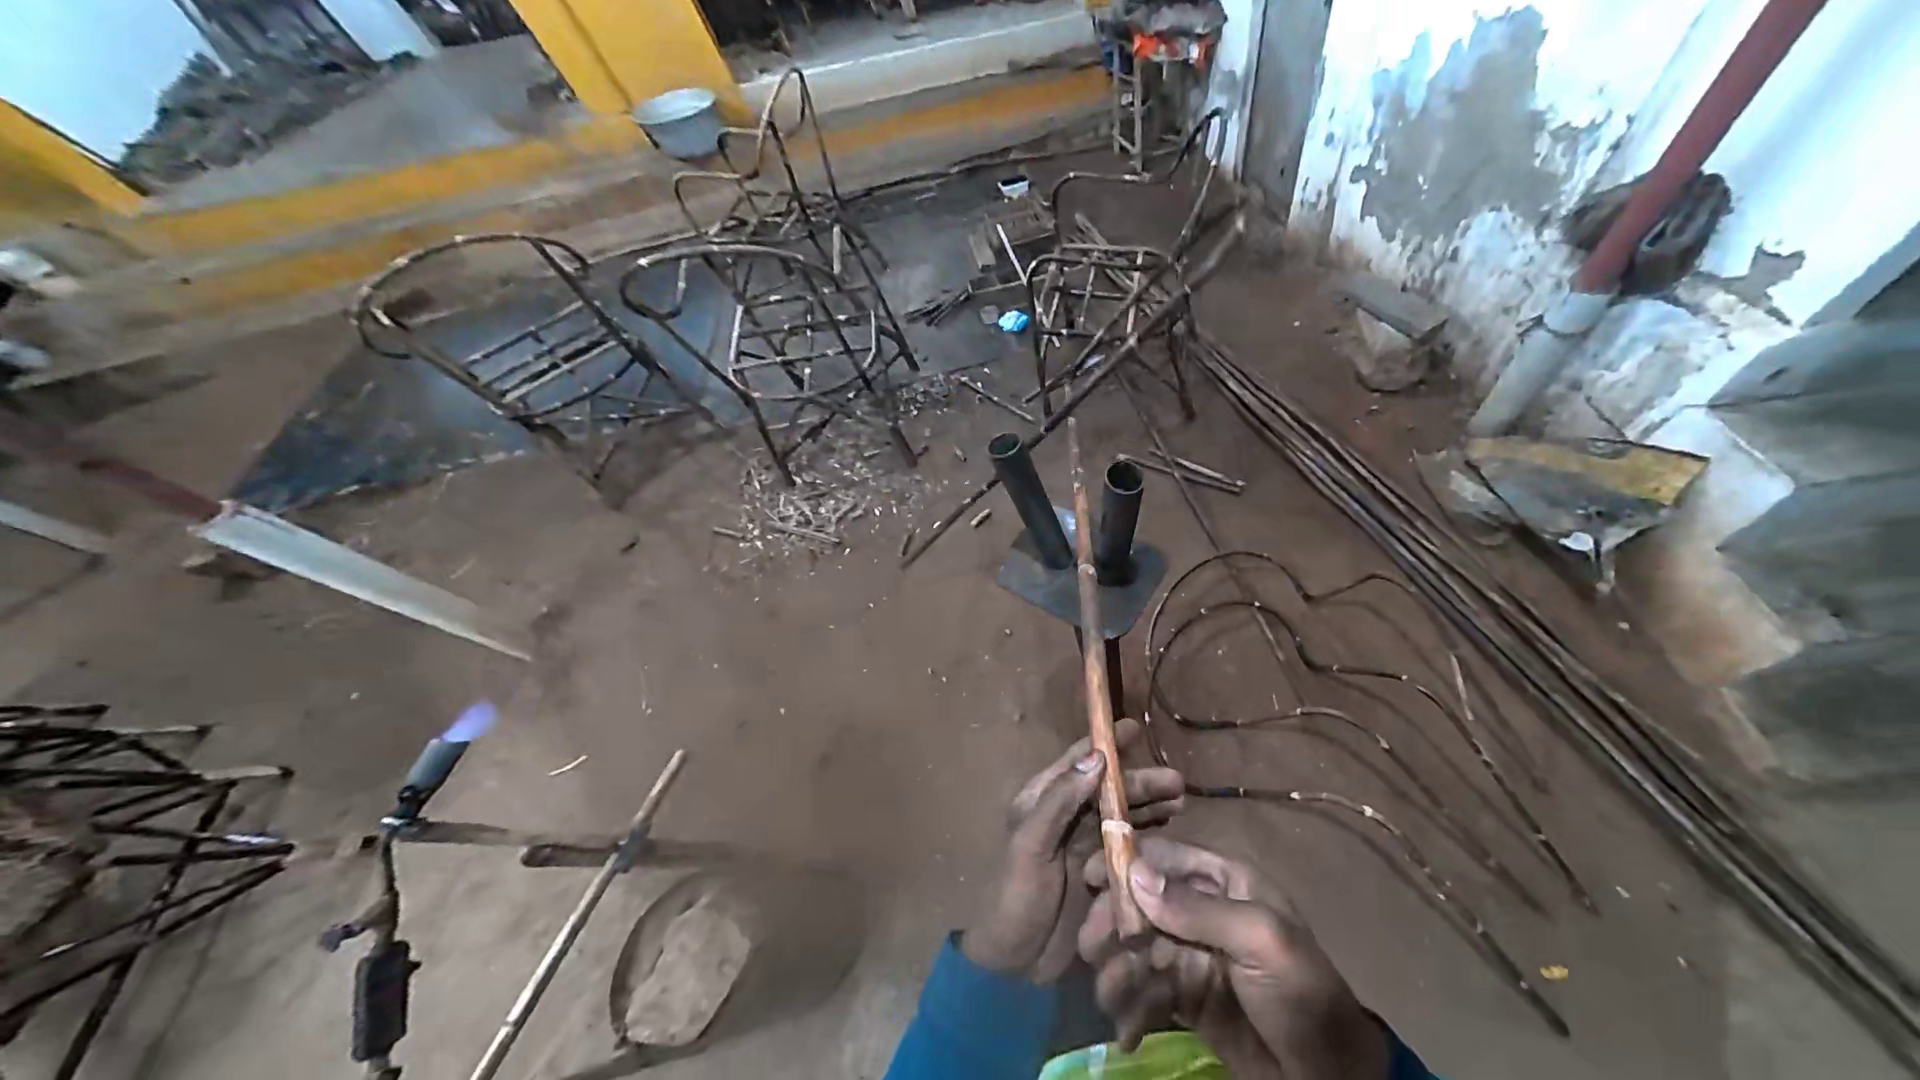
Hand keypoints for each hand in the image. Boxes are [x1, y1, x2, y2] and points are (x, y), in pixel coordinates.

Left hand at [962, 717, 1185, 981]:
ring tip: (1182, 803)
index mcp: (1042, 800)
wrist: (1015, 961)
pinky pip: (1127, 845)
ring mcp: (1083, 844)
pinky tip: (1171, 833)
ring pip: (1121, 814)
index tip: (1133, 728)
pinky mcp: (1099, 872)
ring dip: (1149, 806)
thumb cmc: (1016, 894)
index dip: (1105, 744)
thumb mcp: (1031, 843)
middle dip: (1140, 782)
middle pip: (1108, 789)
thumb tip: (1096, 755)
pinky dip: (1149, 835)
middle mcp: (1064, 815)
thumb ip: (1060, 799)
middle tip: (1177, 781)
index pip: (1078, 762)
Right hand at [1079, 837, 1387, 1079]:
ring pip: (1136, 947)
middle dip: (1114, 924)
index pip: (1165, 857)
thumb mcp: (1260, 940)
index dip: (1125, 862)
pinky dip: (1129, 1006)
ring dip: (1117, 971)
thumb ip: (1196, 908)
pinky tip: (1127, 1030)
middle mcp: (1201, 909)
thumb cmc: (1302, 994)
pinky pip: (1143, 989)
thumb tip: (1134, 873)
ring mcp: (1190, 953)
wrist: (1330, 1079)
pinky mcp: (1184, 995)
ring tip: (1111, 997)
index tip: (1090, 879)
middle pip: (1141, 902)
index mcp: (1224, 882)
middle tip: (1091, 949)